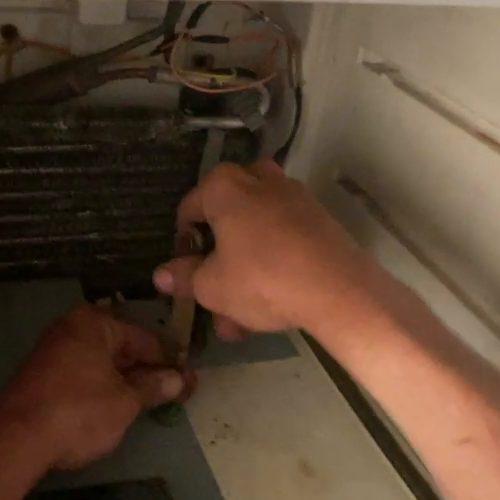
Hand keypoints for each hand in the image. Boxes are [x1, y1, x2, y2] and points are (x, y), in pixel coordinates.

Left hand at [0, 306, 190, 470]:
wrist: (16, 439)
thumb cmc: (78, 411)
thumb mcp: (124, 401)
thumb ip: (153, 387)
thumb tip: (179, 379)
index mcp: (94, 322)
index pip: (143, 336)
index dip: (168, 358)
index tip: (190, 374)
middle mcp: (73, 327)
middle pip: (121, 346)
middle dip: (148, 367)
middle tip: (176, 388)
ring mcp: (55, 350)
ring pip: (102, 361)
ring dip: (126, 378)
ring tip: (152, 398)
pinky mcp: (44, 375)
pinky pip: (84, 373)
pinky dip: (104, 385)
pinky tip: (118, 403)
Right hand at [154, 162, 381, 340]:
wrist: (339, 290)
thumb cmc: (262, 279)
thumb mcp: (212, 286)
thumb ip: (184, 278)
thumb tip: (161, 275)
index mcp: (225, 185)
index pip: (189, 209)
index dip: (183, 244)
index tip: (187, 273)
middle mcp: (259, 179)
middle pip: (227, 221)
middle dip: (218, 263)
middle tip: (214, 300)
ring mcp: (293, 197)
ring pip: (256, 236)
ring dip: (244, 273)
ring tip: (241, 319)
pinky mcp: (319, 219)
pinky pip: (283, 240)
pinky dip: (272, 267)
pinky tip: (270, 307)